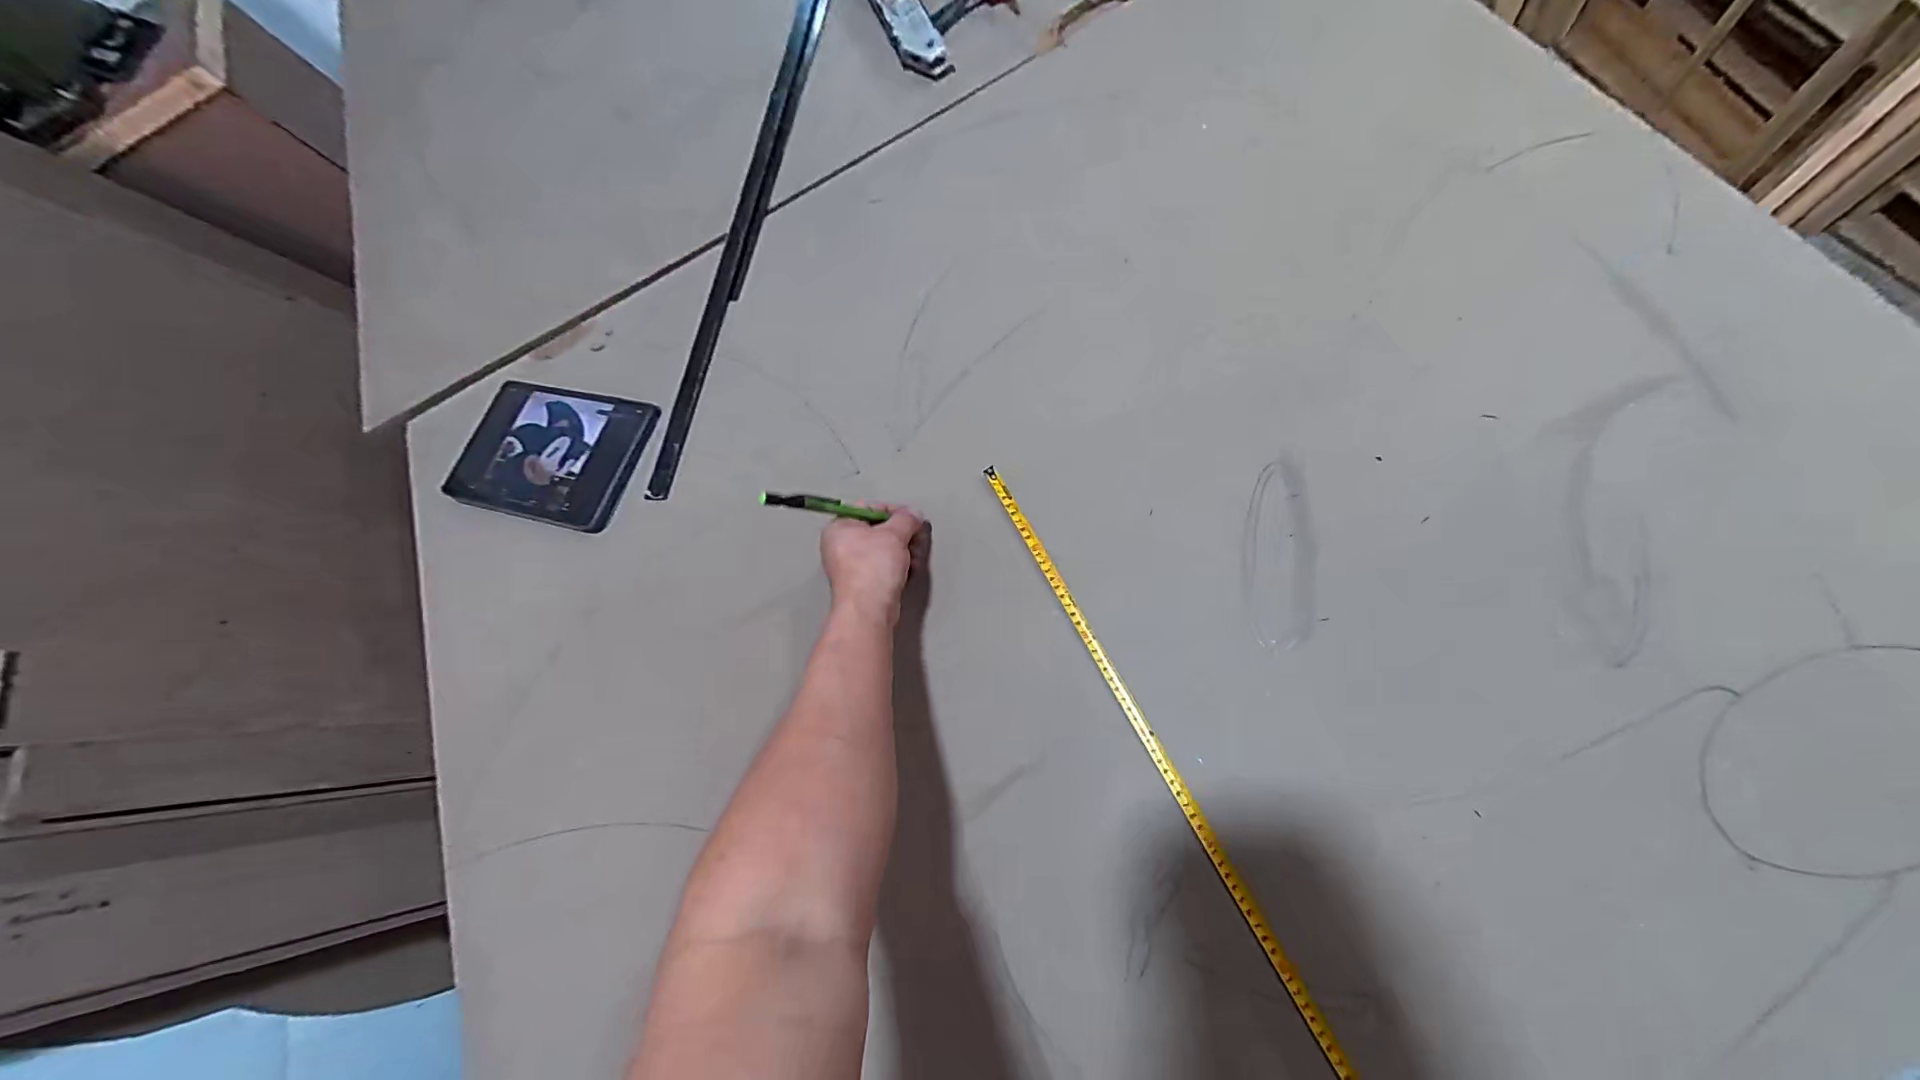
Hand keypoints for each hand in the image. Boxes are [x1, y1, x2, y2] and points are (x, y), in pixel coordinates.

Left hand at [820, 504, 925, 624]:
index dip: (894, 511)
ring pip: (885, 549)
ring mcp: (852, 566)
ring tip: (914, 557)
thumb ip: (906, 518)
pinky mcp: (864, 583)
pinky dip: (899, 565)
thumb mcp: (894, 534)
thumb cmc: (872, 568)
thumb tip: (913, 514)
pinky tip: (910, 569)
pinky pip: (885, 566)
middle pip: (880, 530)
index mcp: (840, 527)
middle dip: (903, 534)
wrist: (869, 609)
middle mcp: (841, 545)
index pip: (870, 508)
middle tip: (916, 537)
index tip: (911, 517)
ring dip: (905, 550)